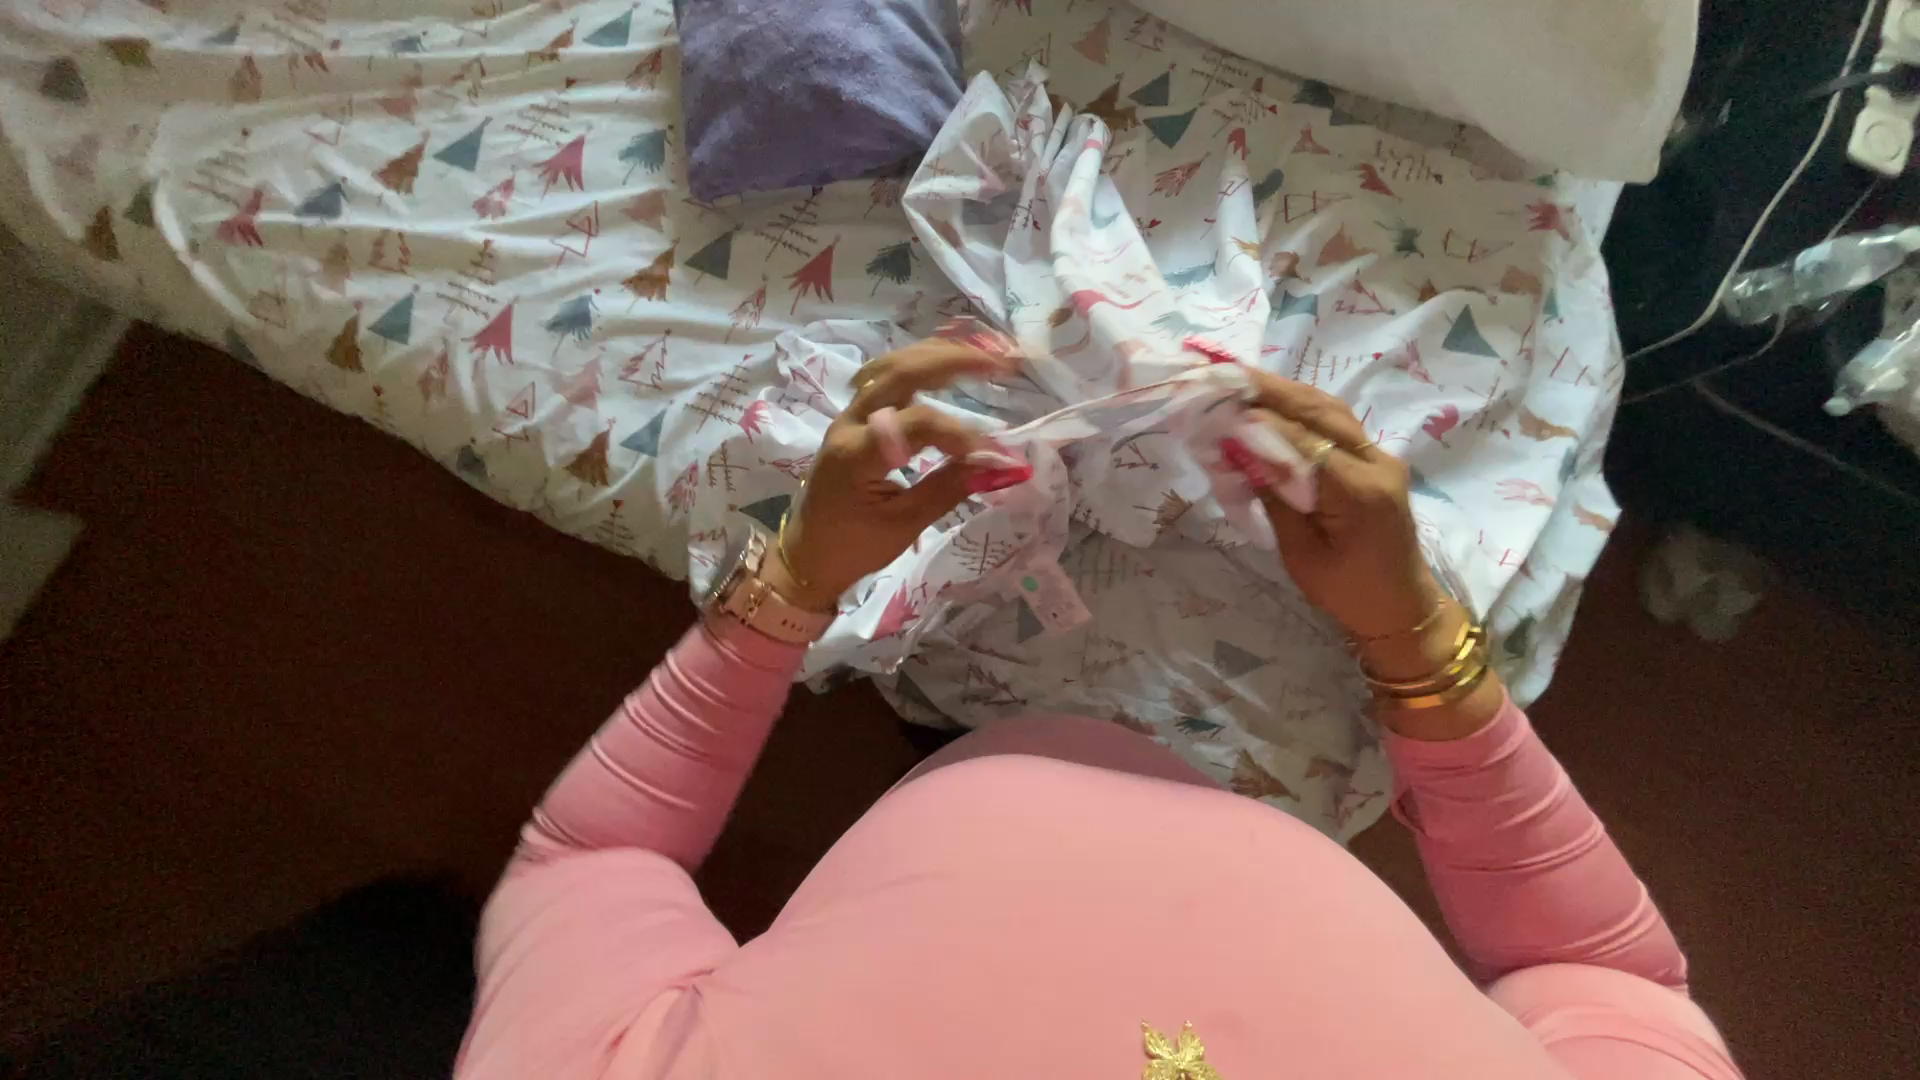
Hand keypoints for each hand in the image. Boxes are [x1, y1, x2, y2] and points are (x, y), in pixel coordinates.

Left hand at [765, 336, 1029, 612]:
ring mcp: (850, 416)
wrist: (809, 554)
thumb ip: (948, 488)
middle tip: (1001, 362)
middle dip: (953, 360)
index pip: (916, 424)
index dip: (958, 433)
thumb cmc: (854, 547)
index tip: (992, 454)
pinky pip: (888, 379)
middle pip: (900, 371)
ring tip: (981, 356)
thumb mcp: (904, 525)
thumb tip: (995, 463)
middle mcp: (849, 423)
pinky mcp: (856, 419)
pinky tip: (948, 369)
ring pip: (892, 366)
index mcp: (856, 454)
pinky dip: (922, 368)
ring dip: (938, 356)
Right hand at [1232, 372, 1451, 666]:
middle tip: (1223, 375)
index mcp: (1358, 494)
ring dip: (1285, 391)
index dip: (1258, 422)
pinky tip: (1273, 400)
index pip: (1302, 442)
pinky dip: (1300, 407)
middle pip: (1320, 411)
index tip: (1216, 406)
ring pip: (1329, 409)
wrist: (1401, 606)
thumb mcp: (1300, 553)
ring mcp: (1380, 457)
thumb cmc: (1345, 592)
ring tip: (1241, 380)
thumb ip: (1274, 495)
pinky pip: (1334, 423)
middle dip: (1270, 391)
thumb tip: (1238, 450)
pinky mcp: (1374, 459)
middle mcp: (1376, 464)